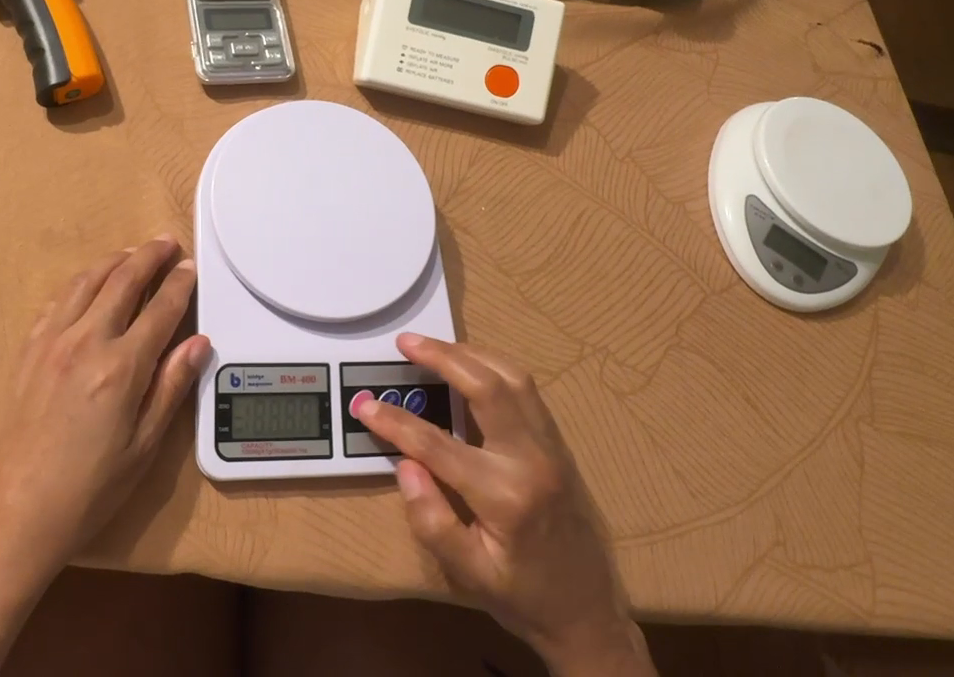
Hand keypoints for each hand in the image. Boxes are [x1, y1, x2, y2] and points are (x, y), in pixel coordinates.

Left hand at [0, 239, 207, 676]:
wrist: (12, 513)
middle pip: (122, 282)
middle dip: (148, 257)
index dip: (179, 285)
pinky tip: (86, 285)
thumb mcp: (143, 447)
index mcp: (122, 366)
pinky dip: (78, 283)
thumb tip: (198, 343)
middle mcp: (85, 342)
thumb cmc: (87, 489)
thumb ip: (170, 388)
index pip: (160, 310)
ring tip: (132, 252)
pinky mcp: (26, 352)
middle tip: (166, 242)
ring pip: (85, 283)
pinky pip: (55, 302)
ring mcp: (50, 343)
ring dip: (113, 261)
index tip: (190, 268)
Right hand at [354, 333, 653, 674]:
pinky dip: (494, 367)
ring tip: (432, 346)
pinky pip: (527, 391)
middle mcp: (532, 460)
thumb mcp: (469, 573)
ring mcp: (551, 447)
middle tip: (406, 341)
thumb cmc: (522, 597)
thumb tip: (404, 465)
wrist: (588, 613)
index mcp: (505, 495)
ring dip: (470, 354)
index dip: (396, 422)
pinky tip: (470, 365)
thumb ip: (431, 520)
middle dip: (442, 358)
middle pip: (487, 387)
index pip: (438, 444)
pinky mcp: (559, 445)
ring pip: (513, 378)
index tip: (365, 405)